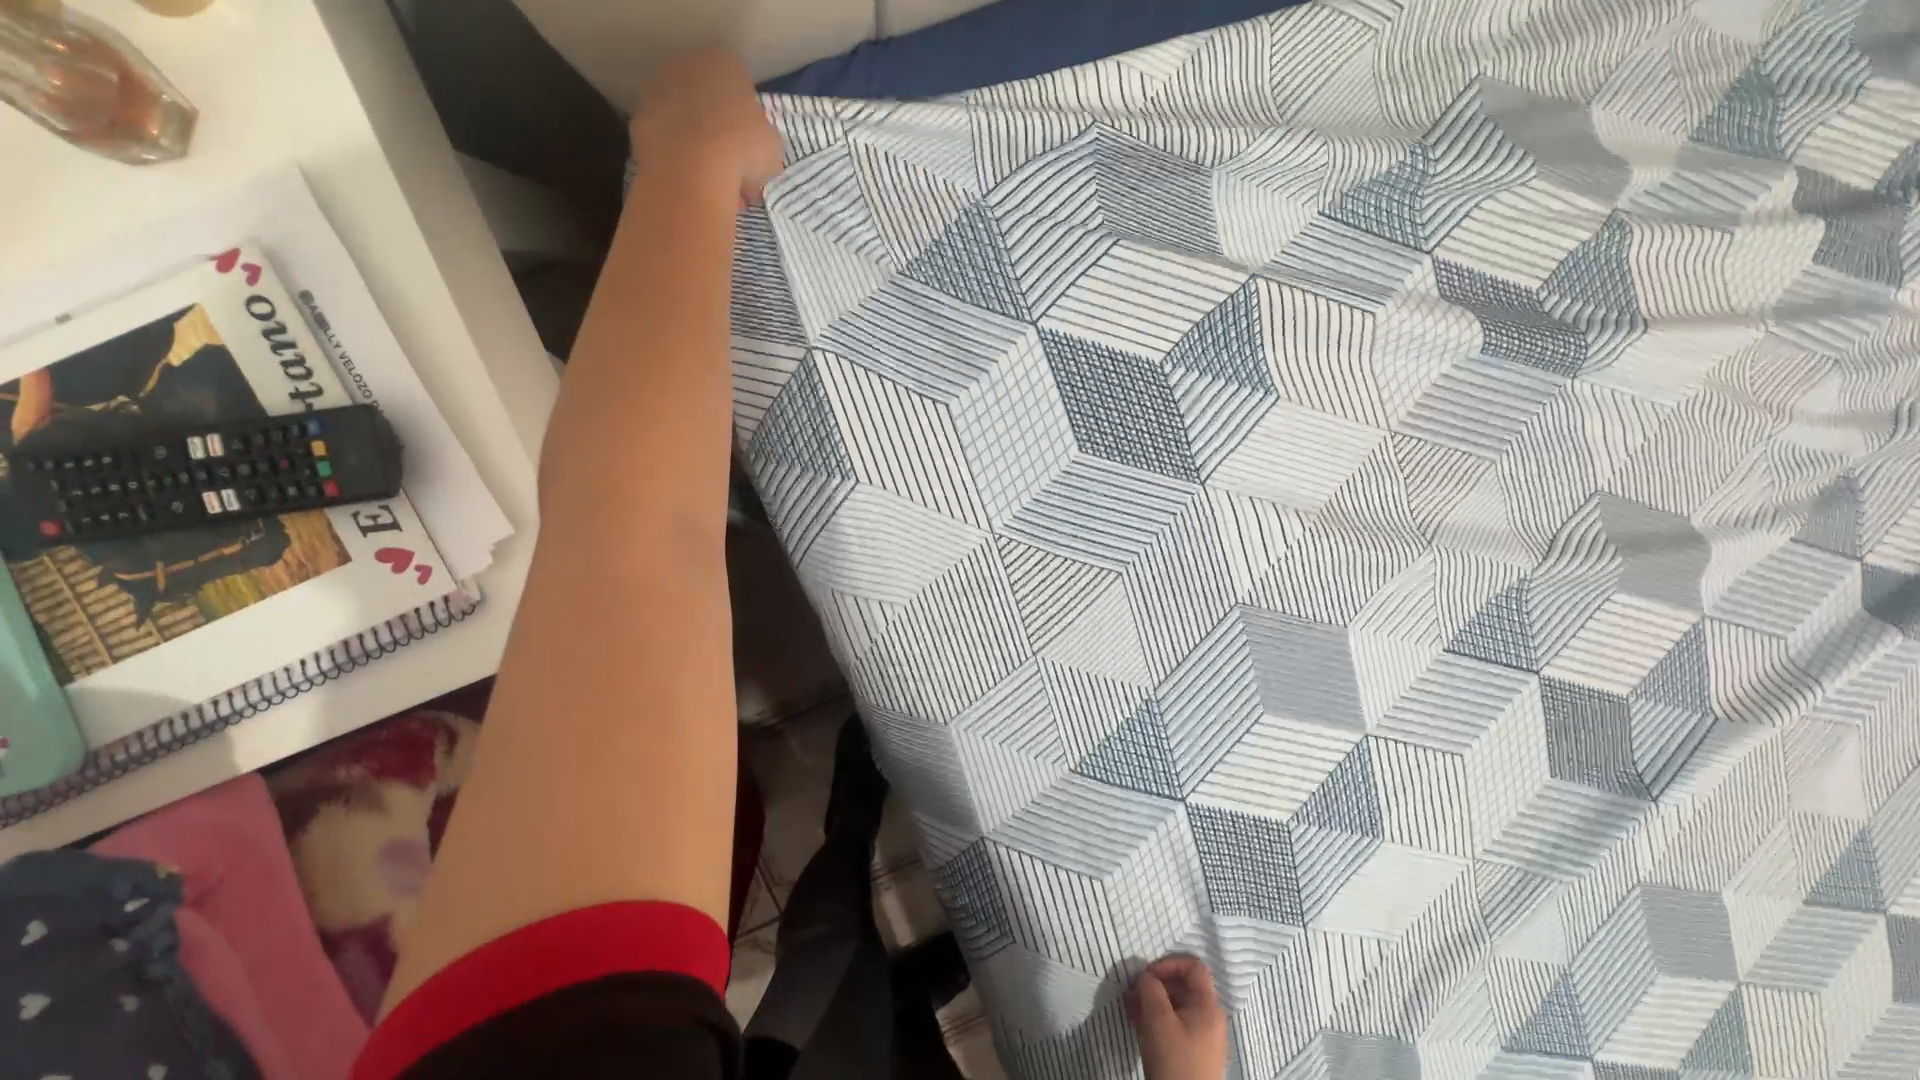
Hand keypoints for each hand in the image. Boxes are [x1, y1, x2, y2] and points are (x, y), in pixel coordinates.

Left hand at [628, 50, 782, 206]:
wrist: (691, 167)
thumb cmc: (742, 147)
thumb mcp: (772, 147)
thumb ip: (763, 141)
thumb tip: (755, 156)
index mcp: (724, 63)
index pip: (739, 83)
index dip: (747, 117)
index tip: (752, 144)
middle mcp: (686, 66)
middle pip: (706, 98)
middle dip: (718, 130)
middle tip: (732, 167)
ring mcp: (656, 91)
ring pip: (684, 121)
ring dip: (696, 147)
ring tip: (712, 184)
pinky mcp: (638, 121)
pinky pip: (665, 141)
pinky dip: (676, 160)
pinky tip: (691, 184)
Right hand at [1126, 954, 1228, 1079]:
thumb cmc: (1174, 1060)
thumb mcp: (1158, 1020)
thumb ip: (1150, 989)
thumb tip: (1145, 976)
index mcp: (1208, 1005)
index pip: (1193, 967)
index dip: (1168, 964)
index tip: (1146, 976)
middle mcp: (1209, 1017)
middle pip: (1182, 985)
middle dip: (1154, 984)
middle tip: (1131, 993)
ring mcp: (1201, 1036)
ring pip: (1175, 1006)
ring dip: (1151, 1002)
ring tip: (1129, 1008)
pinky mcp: (1191, 1051)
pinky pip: (1174, 1024)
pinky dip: (1156, 1019)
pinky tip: (1137, 1023)